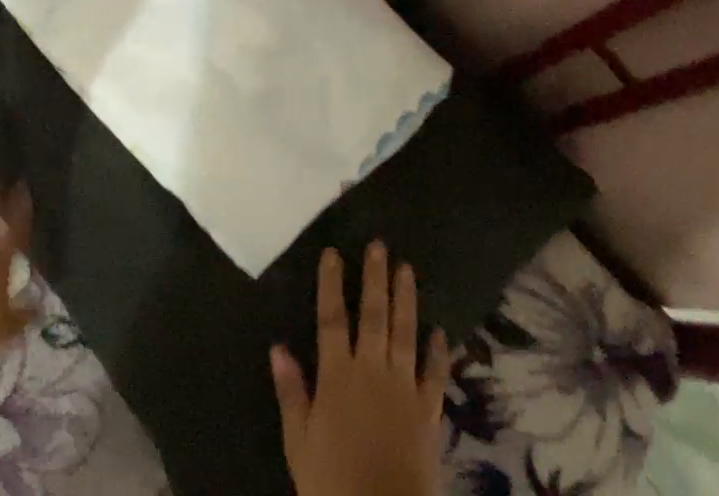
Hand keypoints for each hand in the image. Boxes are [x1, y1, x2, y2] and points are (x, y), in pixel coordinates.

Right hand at [272, 243, 447, 495]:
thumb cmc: (331, 480)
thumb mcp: (298, 440)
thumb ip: (291, 391)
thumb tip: (278, 346)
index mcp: (337, 376)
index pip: (331, 319)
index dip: (331, 284)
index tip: (333, 253)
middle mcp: (372, 371)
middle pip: (373, 315)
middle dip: (374, 278)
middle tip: (379, 245)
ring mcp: (404, 387)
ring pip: (405, 333)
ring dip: (406, 299)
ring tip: (408, 268)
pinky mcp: (429, 409)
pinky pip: (435, 373)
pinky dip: (438, 351)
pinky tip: (440, 330)